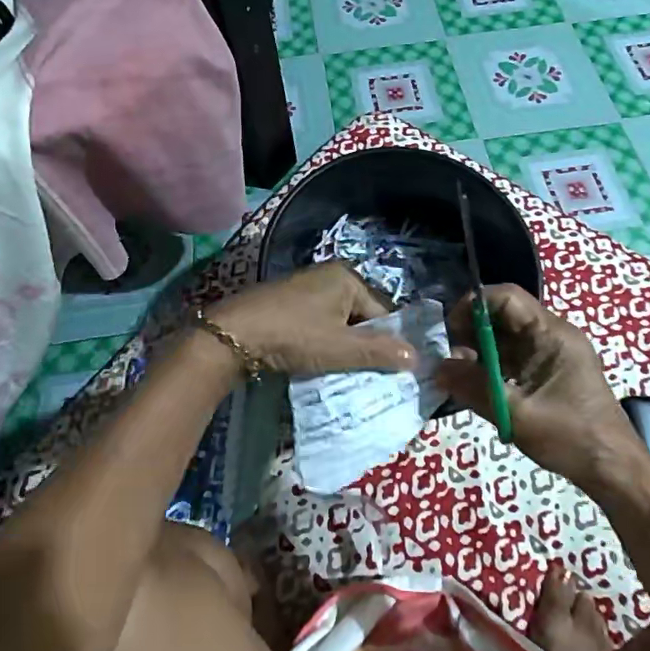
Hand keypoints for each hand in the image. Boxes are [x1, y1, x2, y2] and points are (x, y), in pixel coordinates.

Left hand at [201, 262, 414, 377]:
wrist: (231, 335)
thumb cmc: (293, 335)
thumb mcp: (341, 348)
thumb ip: (380, 352)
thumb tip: (418, 357)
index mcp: (348, 278)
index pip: (384, 312)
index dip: (388, 342)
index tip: (390, 371)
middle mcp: (329, 276)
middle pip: (361, 316)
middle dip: (365, 344)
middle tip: (367, 375)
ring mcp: (306, 288)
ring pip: (339, 322)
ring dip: (342, 346)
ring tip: (343, 373)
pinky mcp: (287, 303)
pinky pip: (318, 323)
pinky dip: (322, 342)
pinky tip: (317, 362)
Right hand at [436, 285, 649, 490]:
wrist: (613, 469)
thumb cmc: (572, 437)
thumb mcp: (518, 414)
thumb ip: (475, 388)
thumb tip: (438, 369)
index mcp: (553, 334)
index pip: (508, 298)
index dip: (474, 306)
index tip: (449, 330)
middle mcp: (553, 335)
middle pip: (505, 316)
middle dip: (472, 330)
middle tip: (448, 356)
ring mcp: (552, 354)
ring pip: (507, 338)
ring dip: (480, 351)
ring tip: (456, 373)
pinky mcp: (548, 373)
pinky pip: (514, 358)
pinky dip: (492, 366)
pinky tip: (474, 385)